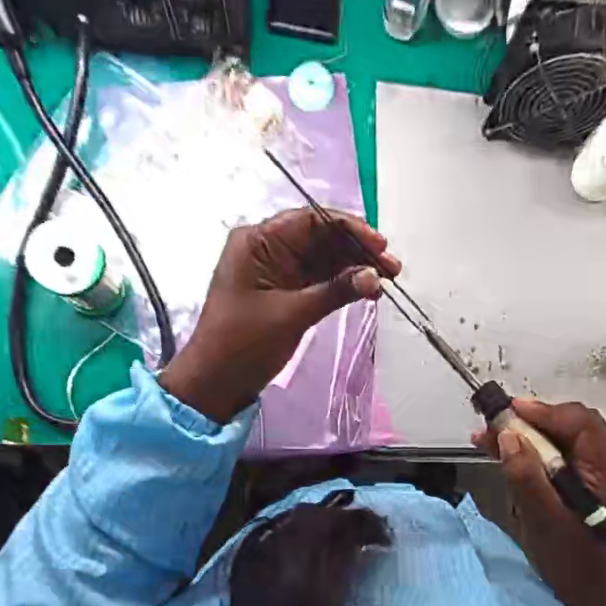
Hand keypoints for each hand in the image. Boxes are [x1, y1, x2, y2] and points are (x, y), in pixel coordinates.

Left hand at [160, 207, 400, 422]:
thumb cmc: (241, 345)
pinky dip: (340, 286)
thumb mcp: (290, 315)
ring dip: (353, 269)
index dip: (349, 229)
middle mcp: (266, 250)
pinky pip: (317, 281)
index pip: (310, 221)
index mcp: (257, 242)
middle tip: (391, 268)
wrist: (214, 384)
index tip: (380, 244)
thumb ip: (334, 291)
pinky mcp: (282, 295)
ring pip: (322, 260)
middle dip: (356, 251)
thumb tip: (374, 277)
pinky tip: (366, 291)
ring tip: (385, 281)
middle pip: (320, 239)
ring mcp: (274, 273)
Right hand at [474, 400, 605, 605]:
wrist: (586, 593)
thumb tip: (507, 436)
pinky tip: (499, 449)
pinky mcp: (584, 481)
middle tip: (493, 424)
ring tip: (487, 436)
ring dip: (525, 434)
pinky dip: (529, 449)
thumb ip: (525, 476)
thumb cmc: (570, 561)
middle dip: (530, 421)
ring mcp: (599, 472)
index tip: (509, 411)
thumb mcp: (543, 519)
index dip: (543, 413)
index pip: (581, 423)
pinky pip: (557, 453)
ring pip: (561, 437)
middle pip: (571, 425)